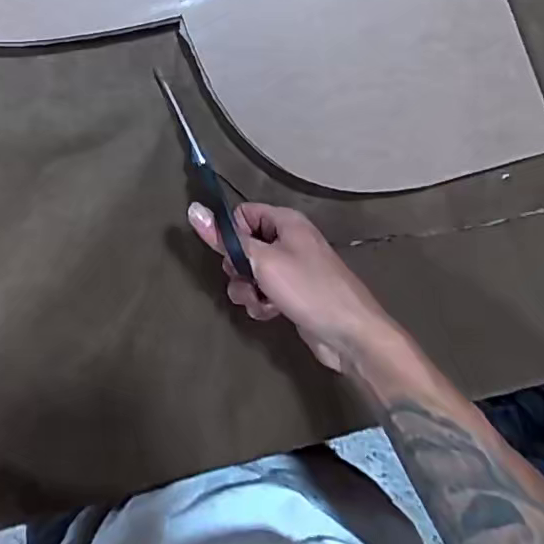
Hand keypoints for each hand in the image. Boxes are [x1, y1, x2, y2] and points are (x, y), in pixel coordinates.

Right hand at [188, 202, 400, 373]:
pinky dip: (261, 301)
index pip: (243, 214)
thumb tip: (193, 209)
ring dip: (247, 289)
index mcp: (286, 221)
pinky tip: (269, 313)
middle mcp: (289, 239)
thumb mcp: (262, 261)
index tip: (229, 256)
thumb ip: (227, 240)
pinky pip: (264, 290)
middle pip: (245, 244)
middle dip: (238, 267)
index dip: (231, 234)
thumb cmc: (308, 289)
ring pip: (252, 271)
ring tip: (259, 301)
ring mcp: (293, 268)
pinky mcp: (293, 293)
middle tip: (246, 280)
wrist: (350, 334)